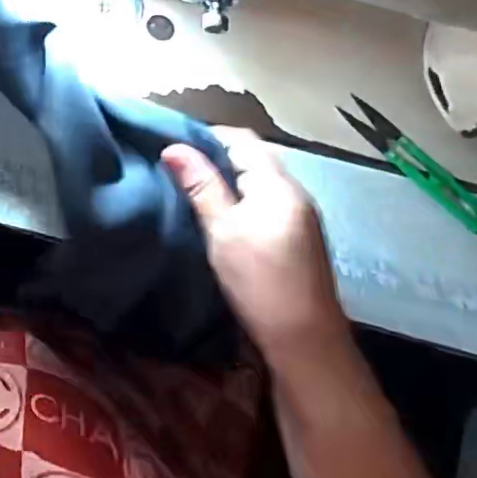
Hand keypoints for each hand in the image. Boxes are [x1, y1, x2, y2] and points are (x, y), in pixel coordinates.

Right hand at [162, 129, 347, 358]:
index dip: (206, 135)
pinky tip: (213, 209)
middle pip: (251, 156)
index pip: (242, 140)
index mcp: (278, 186)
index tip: (170, 143)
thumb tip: (173, 147)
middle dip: (212, 155)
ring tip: (186, 183)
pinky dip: (236, 194)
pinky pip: (261, 198)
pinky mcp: (294, 235)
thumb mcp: (221, 229)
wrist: (305, 342)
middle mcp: (294, 194)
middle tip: (172, 163)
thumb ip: (201, 185)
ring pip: (255, 179)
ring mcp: (297, 216)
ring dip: (223, 176)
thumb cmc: (259, 281)